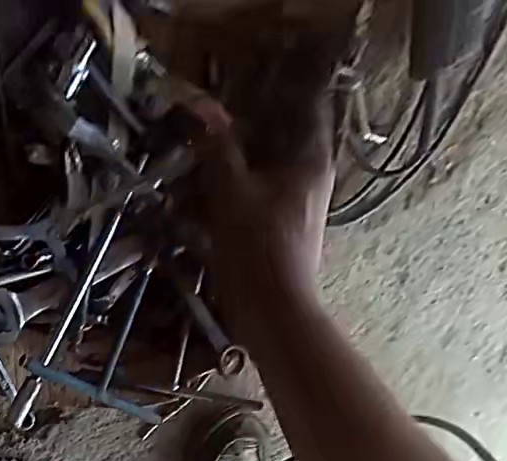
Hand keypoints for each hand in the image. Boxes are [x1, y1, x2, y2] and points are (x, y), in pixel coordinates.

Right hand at [193, 95, 333, 311]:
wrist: (272, 314)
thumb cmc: (257, 250)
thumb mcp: (231, 194)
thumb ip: (218, 150)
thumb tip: (203, 110)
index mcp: (311, 161)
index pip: (298, 109)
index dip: (264, 101)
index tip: (230, 107)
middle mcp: (311, 182)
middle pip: (274, 147)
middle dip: (238, 145)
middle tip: (202, 143)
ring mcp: (297, 213)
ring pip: (261, 181)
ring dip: (229, 178)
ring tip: (195, 179)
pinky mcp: (281, 239)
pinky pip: (256, 209)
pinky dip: (232, 206)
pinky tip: (203, 213)